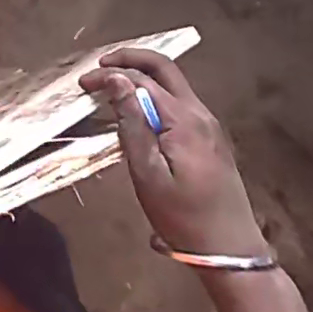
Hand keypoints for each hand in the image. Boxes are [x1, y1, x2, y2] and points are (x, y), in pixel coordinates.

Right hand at [80, 48, 268, 256]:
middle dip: (128, 59)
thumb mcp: (148, 173)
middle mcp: (199, 112)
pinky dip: (152, 92)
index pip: (141, 79)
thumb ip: (131, 123)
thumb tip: (116, 80)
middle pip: (163, 67)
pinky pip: (176, 100)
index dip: (109, 75)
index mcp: (184, 120)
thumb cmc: (183, 217)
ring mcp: (207, 123)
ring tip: (111, 84)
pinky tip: (135, 107)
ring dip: (140, 74)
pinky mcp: (208, 136)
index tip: (82, 84)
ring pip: (171, 82)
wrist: (230, 252)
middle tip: (99, 66)